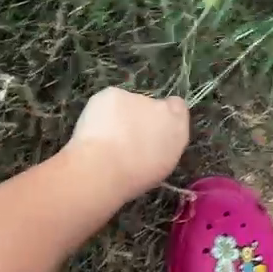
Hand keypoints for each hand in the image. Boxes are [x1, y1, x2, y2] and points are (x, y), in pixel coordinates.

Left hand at [62, 87, 189, 197]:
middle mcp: (161, 107)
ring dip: (119, 115)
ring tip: (106, 138)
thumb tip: (153, 139)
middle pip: (150, 106)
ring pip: (126, 103)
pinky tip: (95, 130)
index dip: (164, 116)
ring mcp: (136, 98)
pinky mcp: (113, 93)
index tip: (152, 130)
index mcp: (178, 127)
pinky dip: (102, 112)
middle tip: (125, 139)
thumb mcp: (160, 167)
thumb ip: (162, 145)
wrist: (105, 167)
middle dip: (138, 117)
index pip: (177, 108)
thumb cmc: (135, 177)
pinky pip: (108, 101)